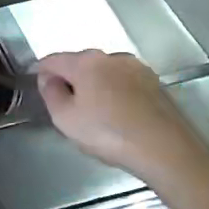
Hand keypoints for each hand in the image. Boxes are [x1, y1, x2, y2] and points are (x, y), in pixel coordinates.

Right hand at [36, 50, 208, 187]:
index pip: (51, 60)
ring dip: (94, 86)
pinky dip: (114, 93)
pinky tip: (117, 116)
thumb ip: (50, 93)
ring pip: (103, 73)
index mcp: (86, 62)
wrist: (167, 150)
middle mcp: (112, 58)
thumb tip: (51, 80)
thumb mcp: (64, 118)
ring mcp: (138, 69)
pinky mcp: (156, 83)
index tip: (43, 94)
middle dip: (70, 80)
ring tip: (94, 114)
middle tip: (68, 108)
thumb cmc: (108, 133)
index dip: (41, 75)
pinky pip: (123, 83)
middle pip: (79, 64)